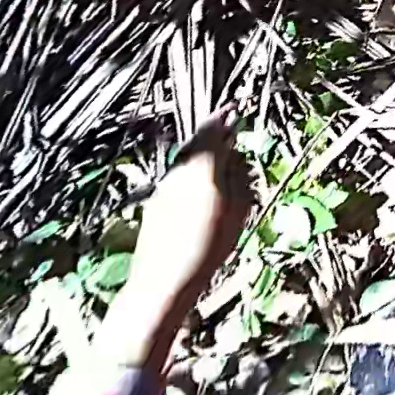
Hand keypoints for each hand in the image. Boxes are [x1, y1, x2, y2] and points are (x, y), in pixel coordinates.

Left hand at [94, 113, 252, 365]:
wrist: (161, 285)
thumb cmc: (208, 249)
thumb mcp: (238, 211)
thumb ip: (239, 176)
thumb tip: (235, 154)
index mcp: (203, 168)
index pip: (214, 131)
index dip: (225, 118)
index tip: (235, 109)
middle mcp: (180, 170)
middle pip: (197, 140)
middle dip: (212, 131)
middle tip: (227, 124)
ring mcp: (164, 186)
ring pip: (185, 157)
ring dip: (202, 150)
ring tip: (218, 154)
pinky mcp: (155, 201)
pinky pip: (178, 174)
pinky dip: (191, 168)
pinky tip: (200, 182)